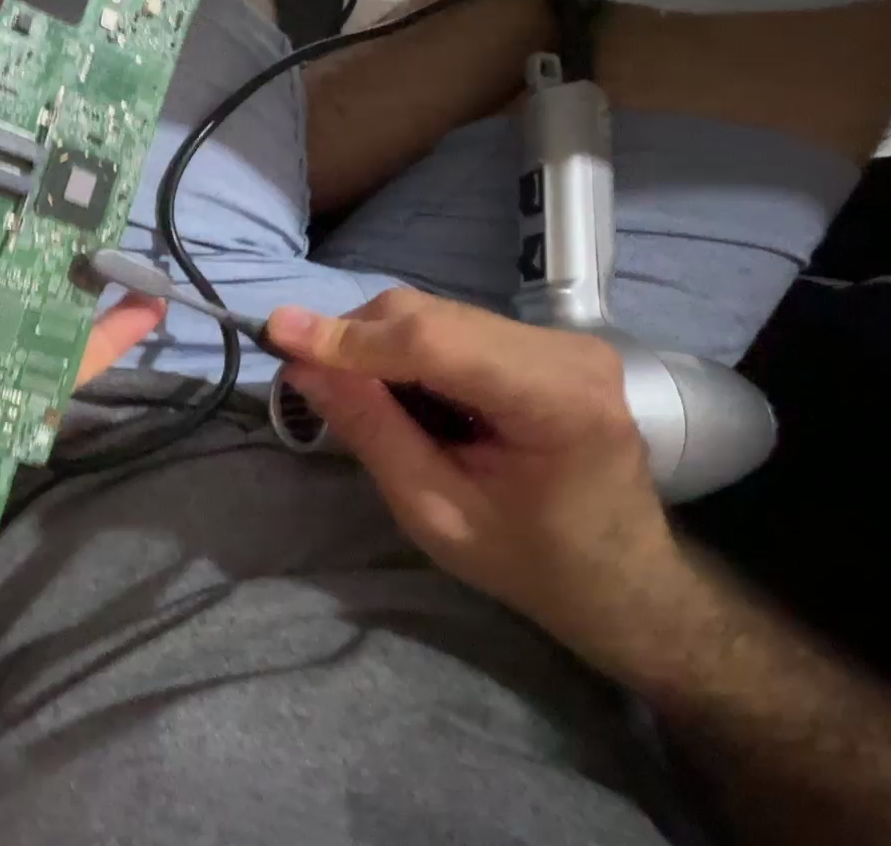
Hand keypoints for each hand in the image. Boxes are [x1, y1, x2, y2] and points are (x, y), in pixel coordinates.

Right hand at [264, 289, 686, 658]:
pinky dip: (398, 351)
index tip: (273, 331)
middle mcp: (564, 351)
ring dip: (371, 345)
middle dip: (351, 340)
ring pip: (429, 313)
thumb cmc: (528, 559)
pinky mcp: (540, 343)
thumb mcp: (433, 510)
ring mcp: (557, 341)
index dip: (346, 335)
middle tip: (307, 381)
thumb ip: (371, 431)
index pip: (431, 342)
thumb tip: (301, 368)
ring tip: (354, 397)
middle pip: (425, 316)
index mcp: (556, 401)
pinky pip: (444, 325)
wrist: (617, 577)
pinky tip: (396, 393)